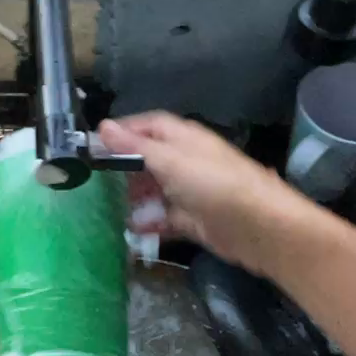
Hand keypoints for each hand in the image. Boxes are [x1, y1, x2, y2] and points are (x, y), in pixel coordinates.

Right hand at [99, 111, 324, 273]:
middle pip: (149, 158)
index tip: (95, 144)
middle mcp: (187, 161)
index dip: (124, 131)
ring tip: (107, 207)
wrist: (259, 228)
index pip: (149, 125)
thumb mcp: (171, 160)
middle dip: (124, 168)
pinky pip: (164, 218)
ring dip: (134, 198)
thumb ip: (136, 146)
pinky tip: (130, 230)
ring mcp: (190, 192)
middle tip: (96, 179)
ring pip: (155, 190)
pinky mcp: (193, 220)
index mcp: (184, 139)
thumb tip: (103, 127)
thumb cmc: (214, 185)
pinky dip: (148, 223)